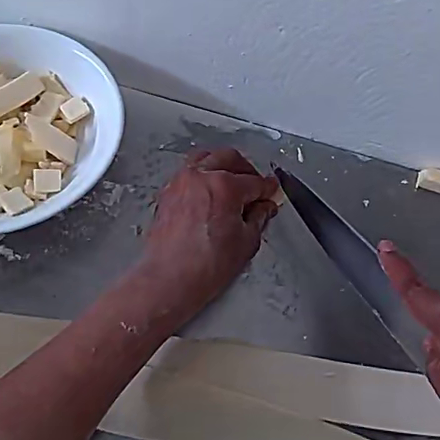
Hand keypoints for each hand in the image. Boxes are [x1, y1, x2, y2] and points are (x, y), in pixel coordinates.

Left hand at [134, 148, 279, 319]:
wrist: (168, 281)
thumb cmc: (203, 266)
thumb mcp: (246, 242)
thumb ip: (259, 218)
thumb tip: (264, 208)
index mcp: (225, 186)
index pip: (255, 181)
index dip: (268, 188)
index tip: (272, 192)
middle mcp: (201, 177)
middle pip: (230, 159)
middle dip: (247, 170)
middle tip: (256, 186)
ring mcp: (181, 183)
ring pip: (206, 158)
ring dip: (222, 166)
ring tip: (232, 183)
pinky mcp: (168, 193)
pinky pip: (188, 172)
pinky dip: (202, 175)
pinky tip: (210, 191)